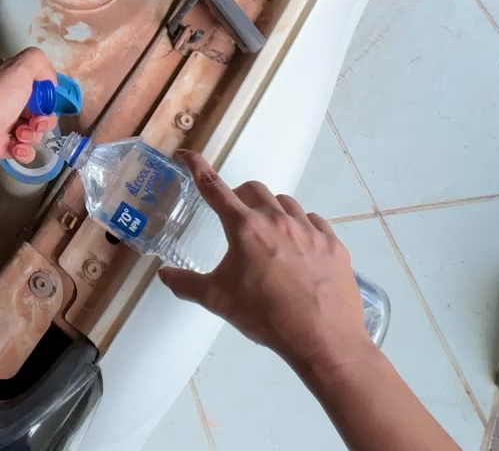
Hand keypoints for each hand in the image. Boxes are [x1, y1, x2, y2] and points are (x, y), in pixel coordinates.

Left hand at [0, 48, 55, 176]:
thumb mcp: (17, 70)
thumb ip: (37, 62)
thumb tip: (49, 78)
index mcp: (5, 80)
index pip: (34, 83)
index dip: (45, 93)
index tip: (46, 101)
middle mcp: (1, 100)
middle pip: (36, 110)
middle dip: (43, 118)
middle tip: (35, 123)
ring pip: (31, 131)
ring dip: (32, 135)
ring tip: (20, 136)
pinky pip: (21, 150)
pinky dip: (23, 151)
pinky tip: (16, 150)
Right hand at [158, 150, 376, 376]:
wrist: (325, 342)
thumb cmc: (266, 317)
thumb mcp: (218, 300)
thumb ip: (187, 284)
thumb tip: (164, 275)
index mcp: (244, 227)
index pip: (213, 186)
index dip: (196, 166)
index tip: (186, 155)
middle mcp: (276, 219)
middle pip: (253, 188)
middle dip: (241, 196)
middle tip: (237, 218)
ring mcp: (309, 230)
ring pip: (286, 202)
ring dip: (272, 210)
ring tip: (271, 234)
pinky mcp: (335, 246)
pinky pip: (316, 222)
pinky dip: (304, 226)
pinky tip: (302, 247)